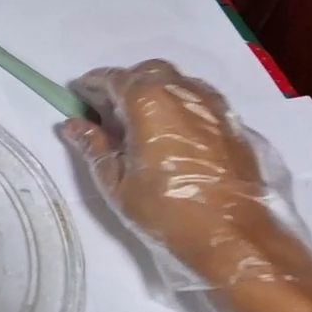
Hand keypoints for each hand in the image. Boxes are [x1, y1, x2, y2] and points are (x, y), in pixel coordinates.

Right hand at [64, 60, 311, 288]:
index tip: (78, 97)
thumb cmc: (168, 212)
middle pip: (147, 72)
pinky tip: (177, 135)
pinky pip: (201, 101)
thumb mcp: (118, 184)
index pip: (112, 78)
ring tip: (144, 122)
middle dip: (126, 84)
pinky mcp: (235, 125)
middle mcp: (182, 93)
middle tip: (111, 112)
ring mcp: (213, 107)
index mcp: (148, 101)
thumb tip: (74, 125)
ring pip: (178, 83)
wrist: (238, 239)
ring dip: (156, 92)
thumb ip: (94, 148)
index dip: (90, 85)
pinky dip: (182, 106)